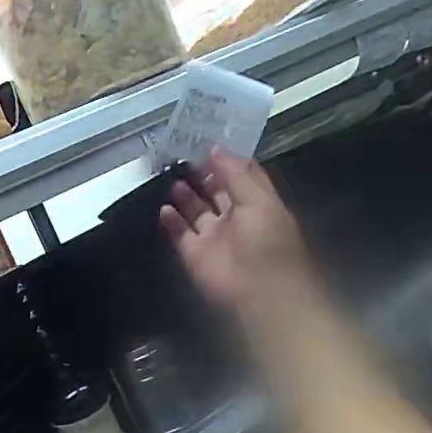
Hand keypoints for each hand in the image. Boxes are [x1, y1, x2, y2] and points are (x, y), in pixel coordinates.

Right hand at [159, 147, 310, 311]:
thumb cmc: (267, 242)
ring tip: (173, 178)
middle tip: (182, 155)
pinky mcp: (194, 254)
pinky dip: (171, 221)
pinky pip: (180, 233)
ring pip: (196, 210)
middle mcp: (235, 217)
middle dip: (202, 174)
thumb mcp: (258, 200)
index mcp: (257, 203)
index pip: (240, 176)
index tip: (206, 140)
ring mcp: (213, 236)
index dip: (226, 159)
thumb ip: (236, 174)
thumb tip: (215, 148)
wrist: (260, 292)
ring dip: (185, 194)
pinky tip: (164, 208)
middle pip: (216, 190)